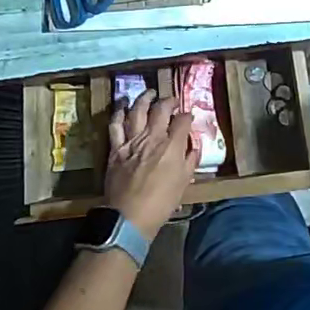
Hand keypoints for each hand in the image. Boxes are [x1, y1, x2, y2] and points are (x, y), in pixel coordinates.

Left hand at [105, 90, 193, 237]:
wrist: (129, 216)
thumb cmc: (161, 202)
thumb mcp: (184, 182)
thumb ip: (190, 160)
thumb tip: (193, 146)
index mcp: (172, 146)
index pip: (182, 121)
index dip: (187, 115)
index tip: (188, 116)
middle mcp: (152, 138)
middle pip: (161, 110)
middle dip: (168, 101)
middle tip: (171, 100)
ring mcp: (132, 141)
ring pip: (137, 111)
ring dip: (144, 99)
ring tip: (149, 93)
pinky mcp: (116, 149)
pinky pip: (115, 126)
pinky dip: (118, 113)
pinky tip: (122, 107)